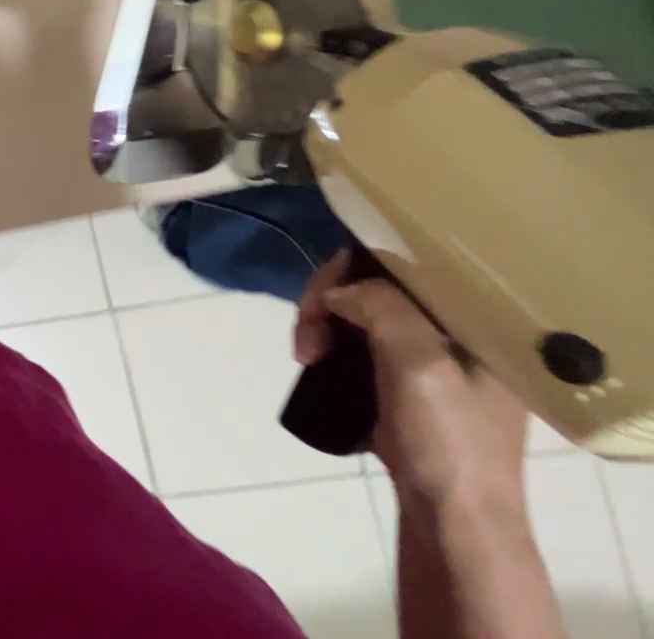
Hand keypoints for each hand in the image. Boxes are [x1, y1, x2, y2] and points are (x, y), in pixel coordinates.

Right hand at [295, 252, 526, 505]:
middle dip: (329, 304)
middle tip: (306, 339)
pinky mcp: (406, 382)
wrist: (451, 516)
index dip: (354, 270)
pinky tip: (315, 362)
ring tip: (304, 357)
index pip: (407, 266)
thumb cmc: (446, 440)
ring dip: (323, 325)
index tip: (320, 301)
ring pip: (360, 314)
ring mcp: (432, 359)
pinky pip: (359, 342)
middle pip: (376, 289)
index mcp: (478, 324)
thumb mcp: (419, 365)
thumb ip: (384, 311)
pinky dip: (331, 345)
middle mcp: (457, 333)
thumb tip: (340, 290)